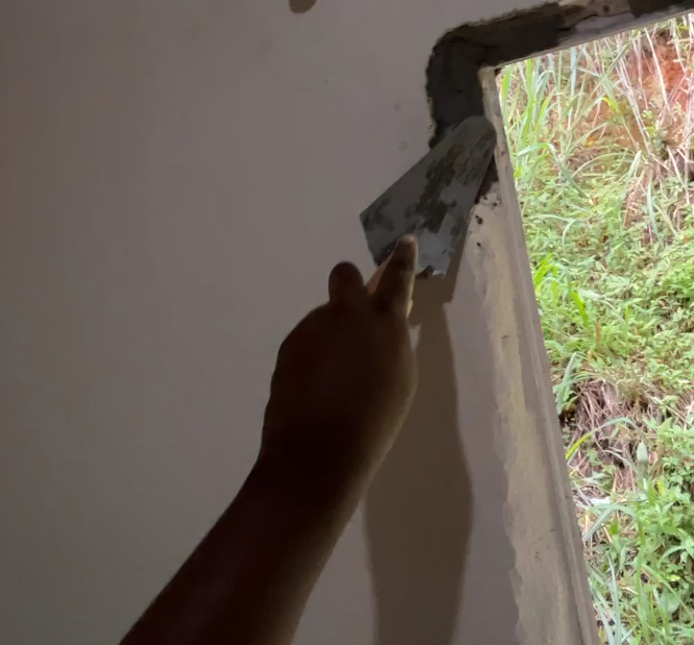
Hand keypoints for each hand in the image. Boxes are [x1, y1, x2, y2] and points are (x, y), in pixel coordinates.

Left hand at [255, 236, 419, 500]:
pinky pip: (307, 343)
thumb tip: (382, 327)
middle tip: (353, 315)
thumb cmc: (374, 420)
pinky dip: (313, 357)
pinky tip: (316, 390)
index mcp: (383, 321)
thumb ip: (391, 341)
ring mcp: (312, 328)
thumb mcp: (400, 376)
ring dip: (331, 336)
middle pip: (345, 275)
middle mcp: (346, 314)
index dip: (402, 259)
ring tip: (335, 381)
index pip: (397, 277)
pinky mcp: (288, 347)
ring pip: (324, 319)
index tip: (405, 242)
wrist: (318, 452)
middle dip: (350, 284)